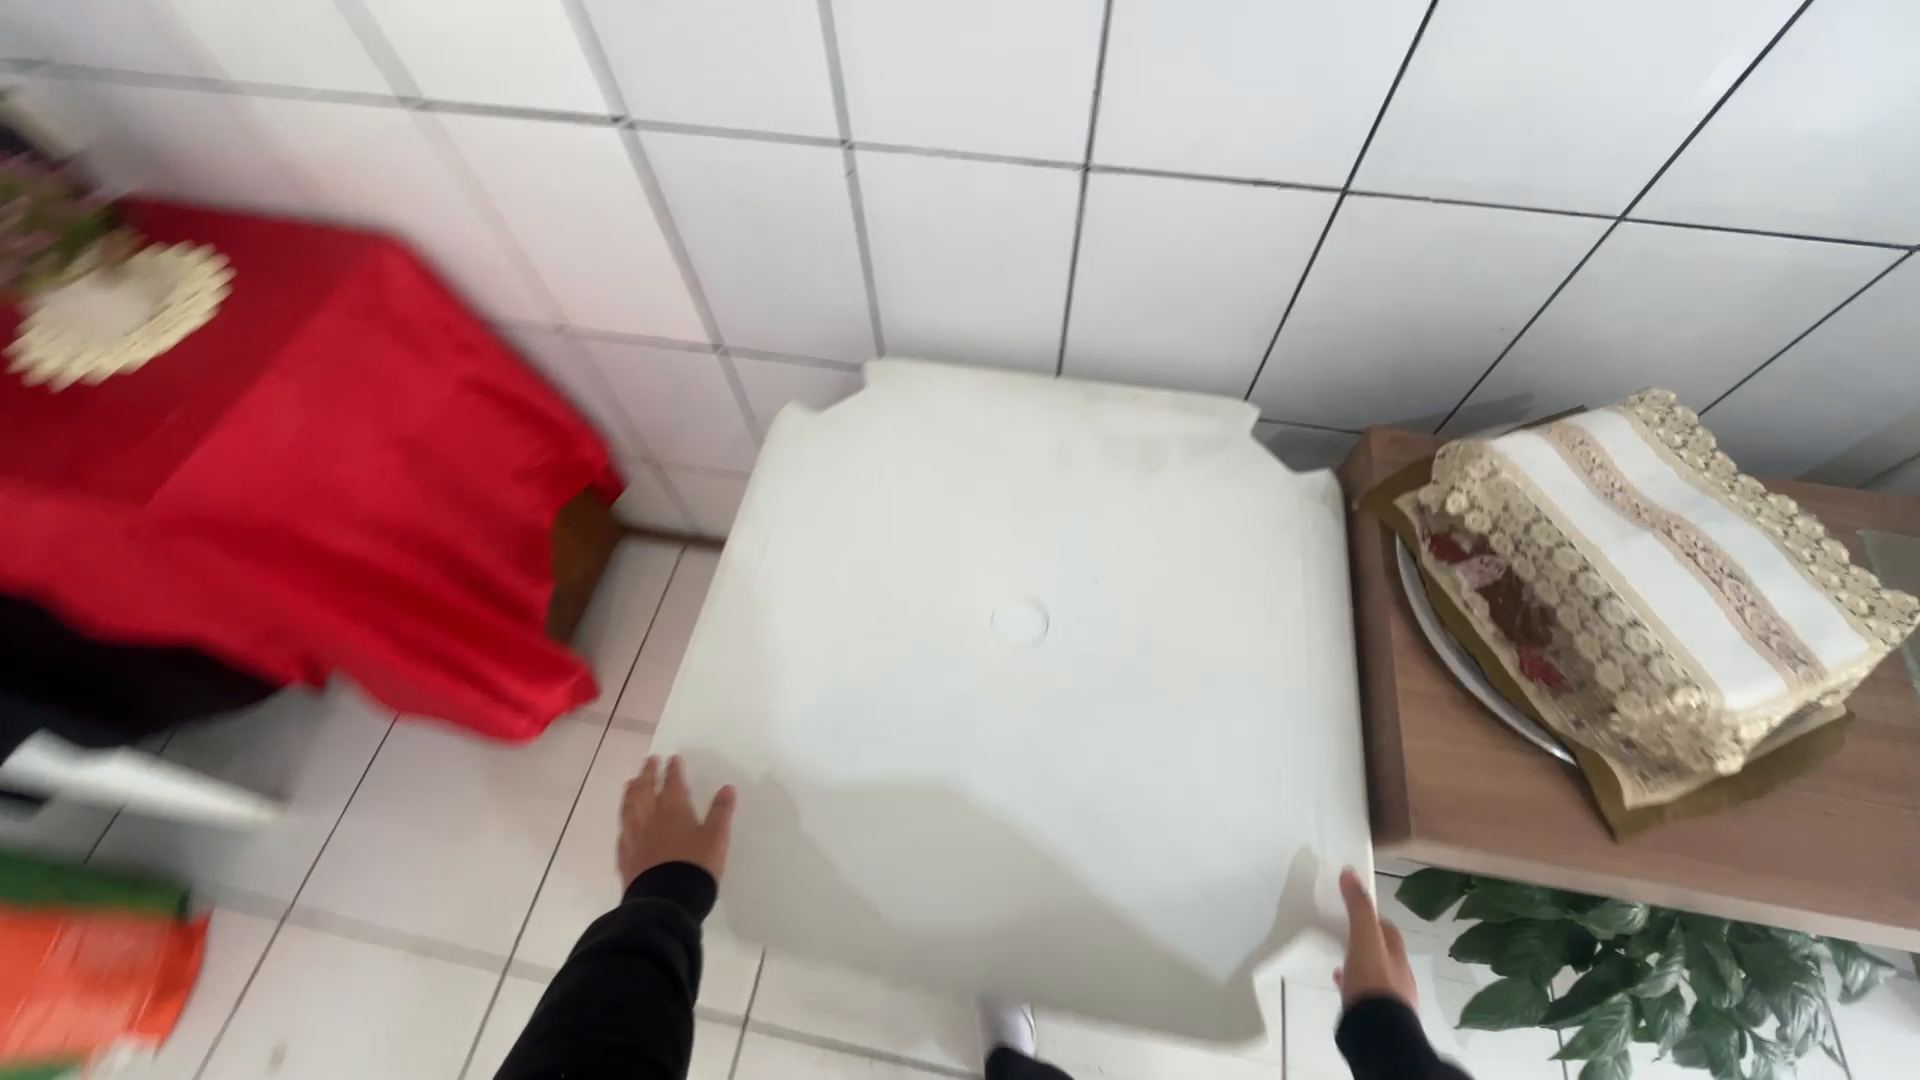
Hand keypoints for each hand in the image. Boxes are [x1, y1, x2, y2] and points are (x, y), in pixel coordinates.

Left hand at [617, 755, 736, 889]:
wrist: (666, 902)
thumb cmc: (695, 866)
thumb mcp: (716, 838)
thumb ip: (721, 812)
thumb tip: (727, 788)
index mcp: (673, 811)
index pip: (672, 785)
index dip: (673, 770)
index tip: (673, 758)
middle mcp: (650, 821)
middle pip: (645, 792)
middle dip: (648, 775)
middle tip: (649, 761)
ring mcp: (635, 840)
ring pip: (629, 810)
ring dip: (630, 794)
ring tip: (630, 783)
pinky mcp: (626, 860)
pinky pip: (622, 835)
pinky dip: (624, 824)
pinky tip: (624, 825)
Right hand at [1335, 866, 1416, 1009]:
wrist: (1378, 1034)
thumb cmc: (1373, 982)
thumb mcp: (1364, 939)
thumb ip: (1359, 908)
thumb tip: (1350, 872)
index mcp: (1397, 957)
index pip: (1387, 930)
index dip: (1372, 918)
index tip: (1354, 911)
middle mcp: (1398, 977)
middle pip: (1382, 952)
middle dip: (1365, 941)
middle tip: (1344, 933)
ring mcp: (1389, 998)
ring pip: (1373, 973)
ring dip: (1359, 963)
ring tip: (1339, 957)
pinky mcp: (1376, 1015)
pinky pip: (1364, 993)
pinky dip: (1352, 983)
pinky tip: (1338, 981)